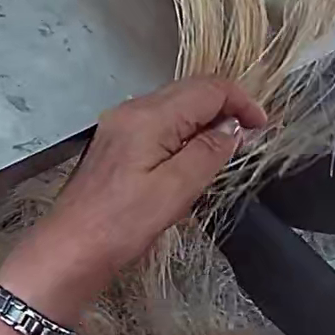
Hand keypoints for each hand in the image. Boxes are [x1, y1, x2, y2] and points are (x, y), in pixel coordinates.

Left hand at [0, 78, 265, 320]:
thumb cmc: (121, 223)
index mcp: (148, 116)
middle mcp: (130, 111)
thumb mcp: (176, 189)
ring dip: (203, 120)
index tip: (262, 128)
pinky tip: (189, 158)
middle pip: (189, 90)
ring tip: (223, 151)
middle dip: (224, 108)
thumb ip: (209, 151)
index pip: (207, 87)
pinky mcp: (113, 143)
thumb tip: (233, 127)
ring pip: (173, 106)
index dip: (241, 102)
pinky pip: (157, 124)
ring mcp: (118, 125)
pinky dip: (181, 132)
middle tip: (248, 139)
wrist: (71, 247)